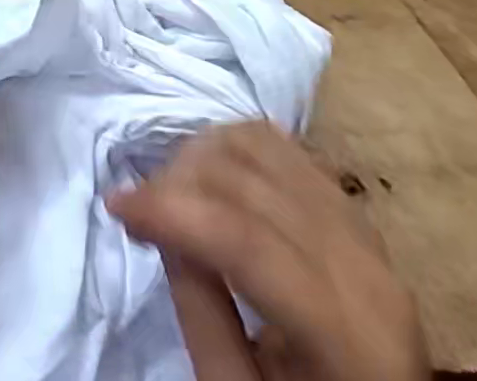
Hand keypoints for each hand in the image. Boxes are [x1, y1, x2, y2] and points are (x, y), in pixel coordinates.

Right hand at [109, 122, 427, 380]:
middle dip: (175, 181)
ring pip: (265, 148)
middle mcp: (363, 267)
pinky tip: (208, 171)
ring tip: (171, 189)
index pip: (244, 240)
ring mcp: (363, 231)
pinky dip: (234, 145)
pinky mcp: (353, 213)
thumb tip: (160, 231)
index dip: (169, 210)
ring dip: (201, 154)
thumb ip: (199, 313)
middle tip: (138, 209)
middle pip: (249, 183)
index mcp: (345, 333)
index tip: (113, 205)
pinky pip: (286, 148)